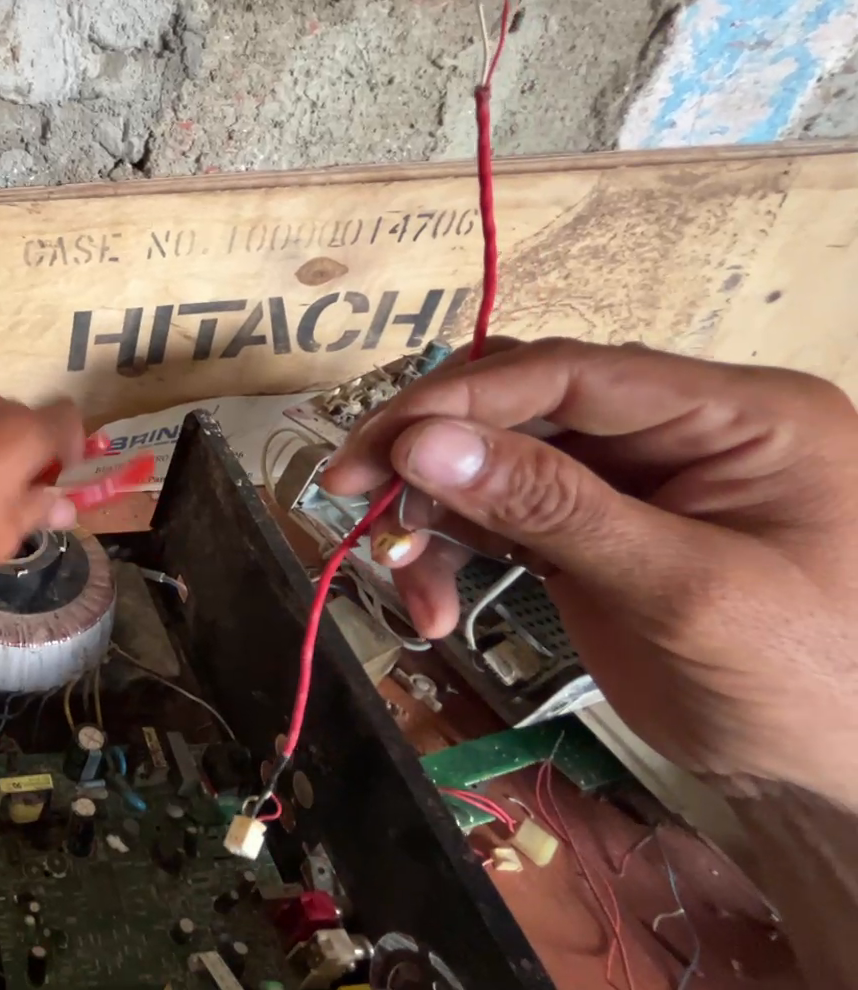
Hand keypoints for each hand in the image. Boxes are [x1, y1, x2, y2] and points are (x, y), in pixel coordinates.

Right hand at [322, 339, 857, 803]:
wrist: (835, 782)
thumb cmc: (811, 683)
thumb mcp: (680, 591)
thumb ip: (549, 507)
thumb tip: (419, 445)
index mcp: (730, 415)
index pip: (565, 374)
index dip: (456, 403)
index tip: (372, 451)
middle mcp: (664, 432)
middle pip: (507, 407)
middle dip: (423, 453)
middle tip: (349, 492)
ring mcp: (614, 482)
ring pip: (479, 466)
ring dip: (426, 518)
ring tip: (401, 574)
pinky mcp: (573, 529)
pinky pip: (482, 520)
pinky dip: (443, 558)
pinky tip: (433, 609)